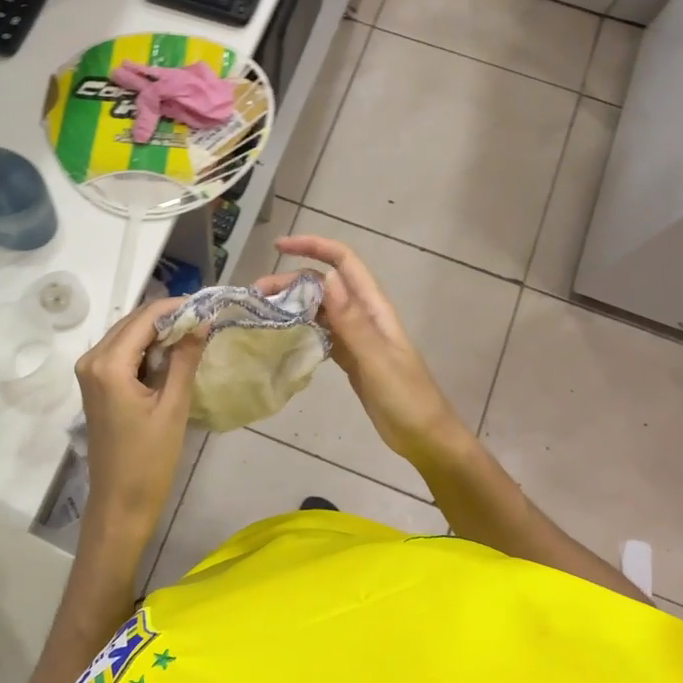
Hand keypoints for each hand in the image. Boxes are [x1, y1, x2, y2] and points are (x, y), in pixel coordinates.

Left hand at [75, 297, 203, 527]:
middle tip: (205, 322)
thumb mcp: (173, 406)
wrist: (120, 503)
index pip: (145, 317)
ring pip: (127, 335)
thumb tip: (202, 321)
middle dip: (168, 318)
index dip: (177, 307)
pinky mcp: (94, 384)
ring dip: (158, 333)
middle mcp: (91, 359)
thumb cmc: (149, 460)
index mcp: (108, 364)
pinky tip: (171, 356)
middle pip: (133, 322)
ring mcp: (89, 371)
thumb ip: (184, 359)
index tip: (208, 307)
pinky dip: (146, 349)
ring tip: (194, 337)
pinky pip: (122, 353)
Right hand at [259, 235, 471, 462]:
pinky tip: (281, 337)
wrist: (424, 436)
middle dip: (291, 281)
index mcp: (374, 308)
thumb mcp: (377, 359)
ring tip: (262, 313)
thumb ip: (352, 321)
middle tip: (257, 294)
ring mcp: (356, 337)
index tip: (279, 246)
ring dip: (293, 304)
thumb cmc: (407, 397)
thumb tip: (329, 276)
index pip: (344, 262)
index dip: (315, 247)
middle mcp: (364, 316)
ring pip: (320, 309)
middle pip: (325, 285)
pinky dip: (301, 329)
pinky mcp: (350, 358)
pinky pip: (321, 334)